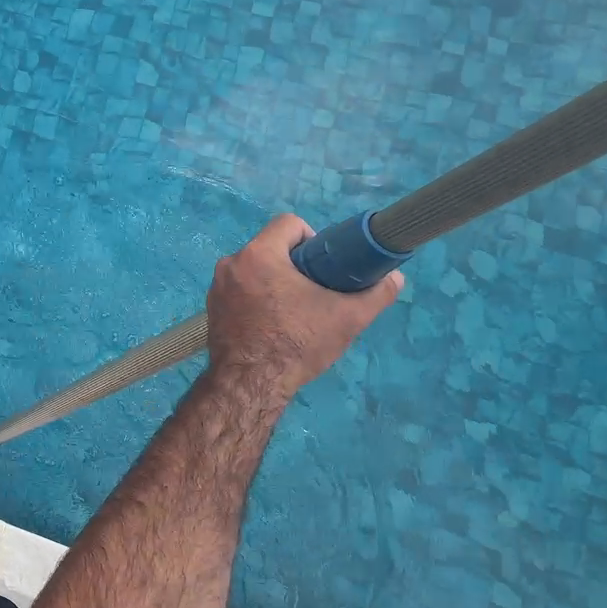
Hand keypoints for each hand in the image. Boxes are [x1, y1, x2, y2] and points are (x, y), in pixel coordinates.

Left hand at [204, 214, 402, 395]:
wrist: (252, 383)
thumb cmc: (297, 343)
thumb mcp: (347, 317)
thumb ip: (376, 293)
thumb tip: (395, 277)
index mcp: (258, 255)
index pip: (288, 224)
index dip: (312, 237)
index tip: (324, 263)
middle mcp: (230, 265)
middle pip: (270, 248)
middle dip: (294, 263)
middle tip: (314, 290)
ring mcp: (216, 287)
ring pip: (254, 270)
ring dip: (274, 281)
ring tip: (295, 310)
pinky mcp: (211, 308)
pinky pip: (239, 289)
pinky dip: (256, 297)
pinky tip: (272, 322)